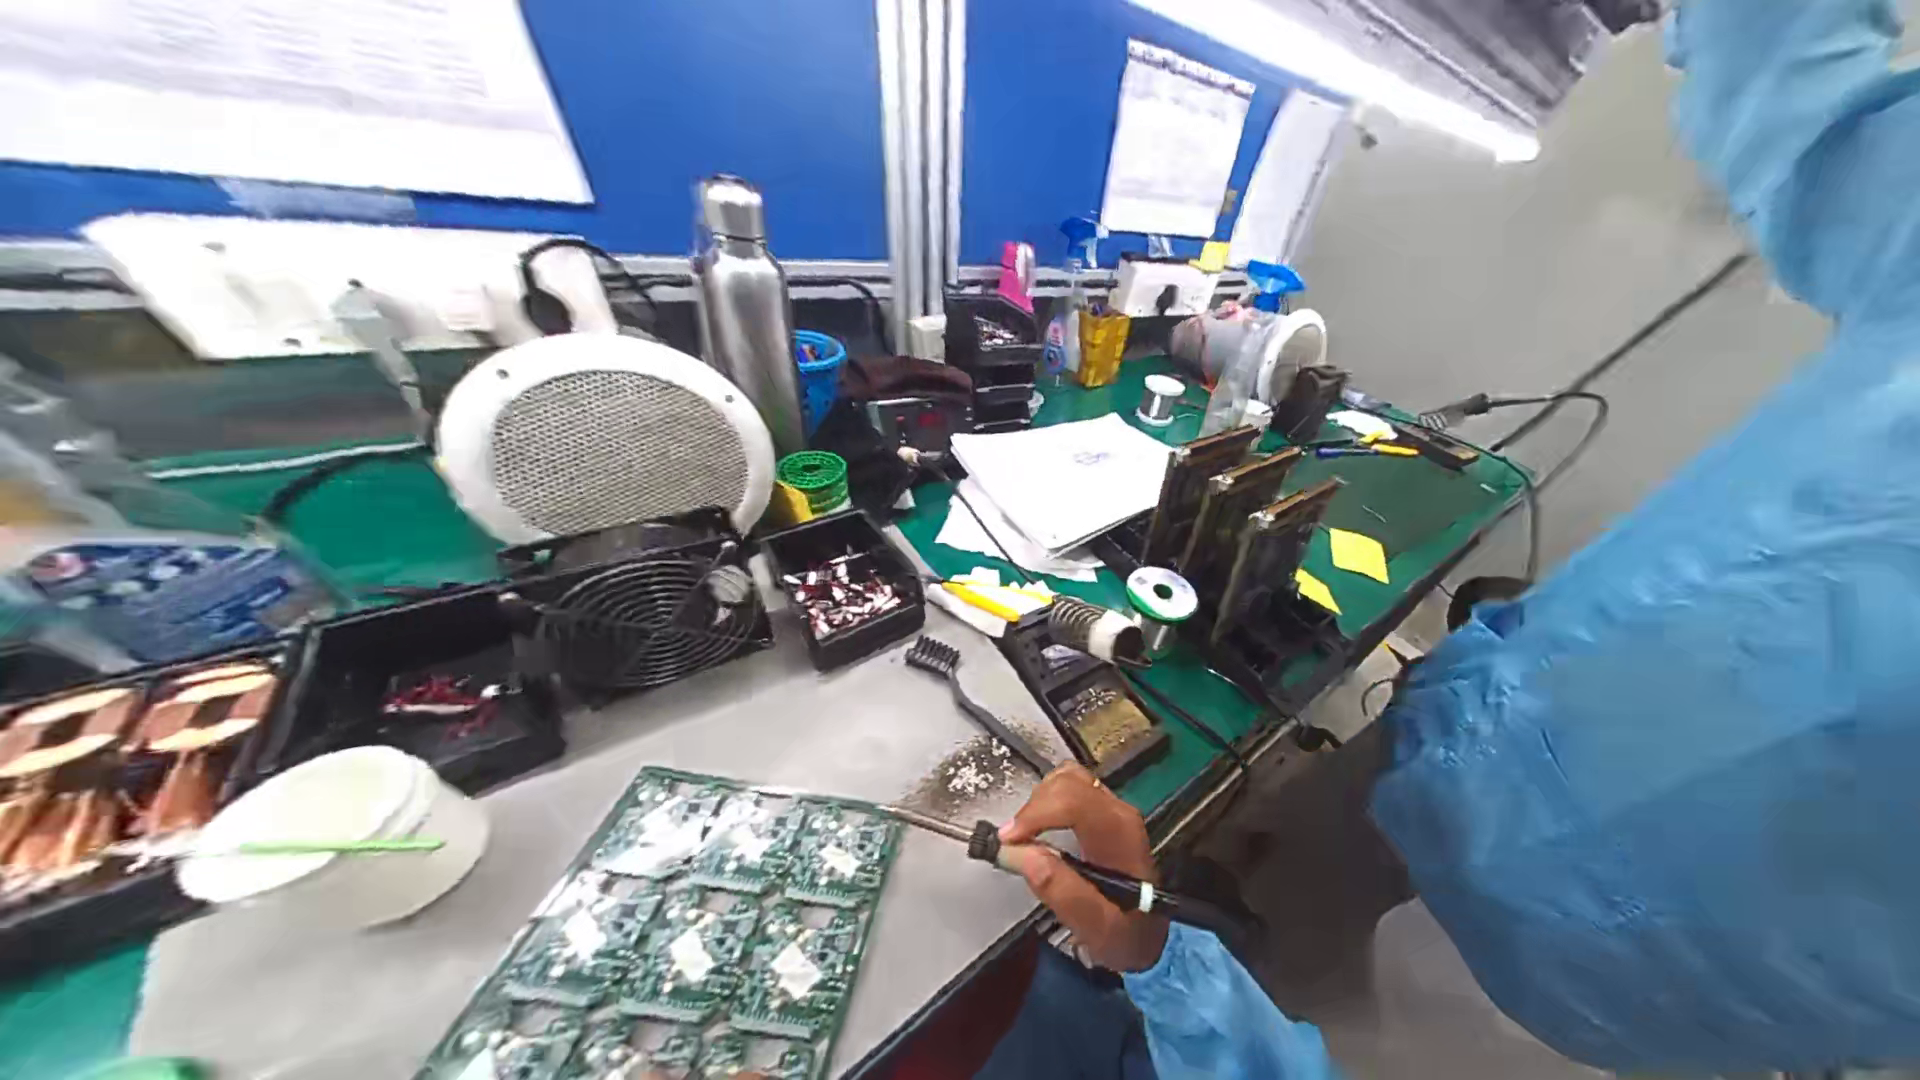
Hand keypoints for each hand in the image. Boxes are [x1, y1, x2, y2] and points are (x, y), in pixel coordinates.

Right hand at [999, 763, 1168, 971]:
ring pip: (1067, 777)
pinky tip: (1039, 824)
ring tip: (1027, 834)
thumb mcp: (1098, 930)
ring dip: (1039, 800)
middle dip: (1034, 808)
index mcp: (1120, 835)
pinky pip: (1069, 784)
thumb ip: (1063, 893)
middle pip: (1067, 783)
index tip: (1010, 839)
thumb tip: (1021, 854)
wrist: (1149, 933)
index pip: (1074, 801)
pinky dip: (1046, 797)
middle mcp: (1118, 812)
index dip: (1036, 813)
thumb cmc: (1126, 933)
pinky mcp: (1101, 806)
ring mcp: (1111, 805)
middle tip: (1014, 842)